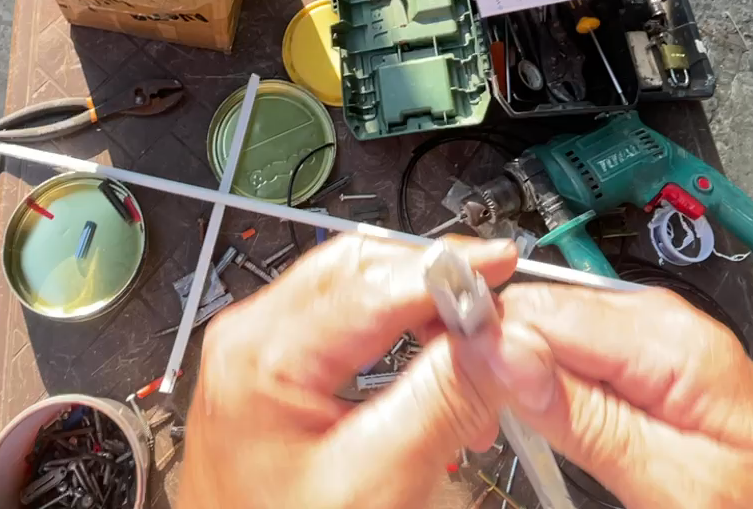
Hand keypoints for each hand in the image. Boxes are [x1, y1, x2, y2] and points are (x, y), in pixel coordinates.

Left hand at [177, 236, 519, 508]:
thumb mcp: (372, 486)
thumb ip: (439, 404)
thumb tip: (496, 341)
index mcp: (262, 350)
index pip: (369, 281)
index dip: (443, 271)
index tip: (499, 266)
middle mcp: (253, 330)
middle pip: (359, 268)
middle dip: (432, 283)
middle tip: (491, 306)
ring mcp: (260, 341)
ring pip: (357, 286)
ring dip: (419, 307)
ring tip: (469, 351)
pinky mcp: (274, 360)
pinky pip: (344, 316)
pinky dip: (396, 329)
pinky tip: (428, 361)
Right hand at [488, 284, 752, 508]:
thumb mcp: (675, 486)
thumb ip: (583, 413)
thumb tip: (499, 348)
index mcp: (666, 337)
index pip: (539, 308)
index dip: (484, 335)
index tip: (450, 378)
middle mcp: (653, 314)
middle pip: (539, 307)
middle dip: (496, 347)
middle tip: (471, 407)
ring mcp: (648, 327)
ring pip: (548, 322)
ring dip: (514, 361)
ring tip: (497, 409)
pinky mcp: (642, 347)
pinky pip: (572, 342)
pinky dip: (542, 370)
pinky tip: (535, 403)